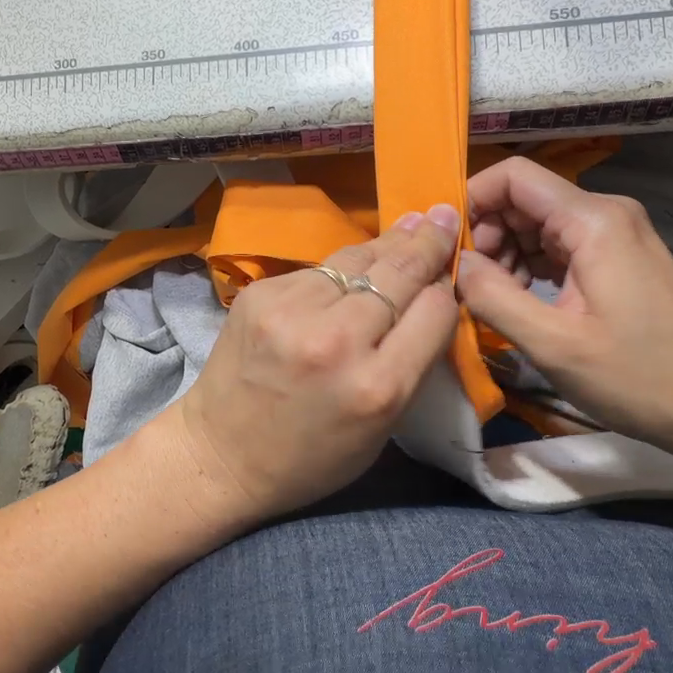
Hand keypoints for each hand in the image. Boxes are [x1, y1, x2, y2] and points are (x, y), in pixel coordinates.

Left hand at [163, 205, 463, 523]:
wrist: (220, 453)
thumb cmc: (312, 456)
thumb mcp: (382, 428)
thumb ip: (411, 363)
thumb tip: (434, 296)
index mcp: (378, 385)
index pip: (434, 309)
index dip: (446, 288)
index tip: (452, 272)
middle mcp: (336, 339)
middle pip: (398, 271)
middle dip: (427, 243)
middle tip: (444, 216)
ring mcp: (291, 310)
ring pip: (356, 260)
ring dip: (385, 245)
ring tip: (411, 225)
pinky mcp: (260, 293)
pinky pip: (316, 271)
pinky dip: (337, 273)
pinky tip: (350, 272)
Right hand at [455, 156, 672, 456]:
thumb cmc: (637, 377)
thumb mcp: (552, 344)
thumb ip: (493, 295)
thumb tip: (454, 262)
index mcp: (593, 221)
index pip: (512, 176)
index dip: (471, 201)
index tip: (449, 247)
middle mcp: (605, 213)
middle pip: (522, 197)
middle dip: (486, 233)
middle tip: (471, 283)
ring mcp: (614, 234)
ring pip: (535, 221)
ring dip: (504, 252)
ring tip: (495, 298)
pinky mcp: (615, 256)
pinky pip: (556, 242)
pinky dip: (528, 264)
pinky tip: (520, 299)